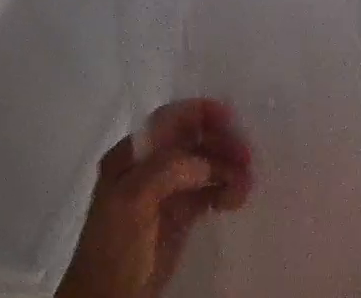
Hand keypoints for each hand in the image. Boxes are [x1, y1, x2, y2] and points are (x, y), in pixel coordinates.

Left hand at [56, 99, 252, 297]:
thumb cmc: (114, 247)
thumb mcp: (132, 200)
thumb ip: (168, 168)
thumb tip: (208, 163)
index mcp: (131, 155)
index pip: (170, 119)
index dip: (200, 113)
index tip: (231, 119)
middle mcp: (150, 166)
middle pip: (194, 139)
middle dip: (221, 143)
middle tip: (246, 158)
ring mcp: (166, 190)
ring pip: (206, 164)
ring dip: (229, 168)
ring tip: (243, 187)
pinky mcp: (181, 214)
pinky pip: (211, 189)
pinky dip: (227, 189)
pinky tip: (234, 200)